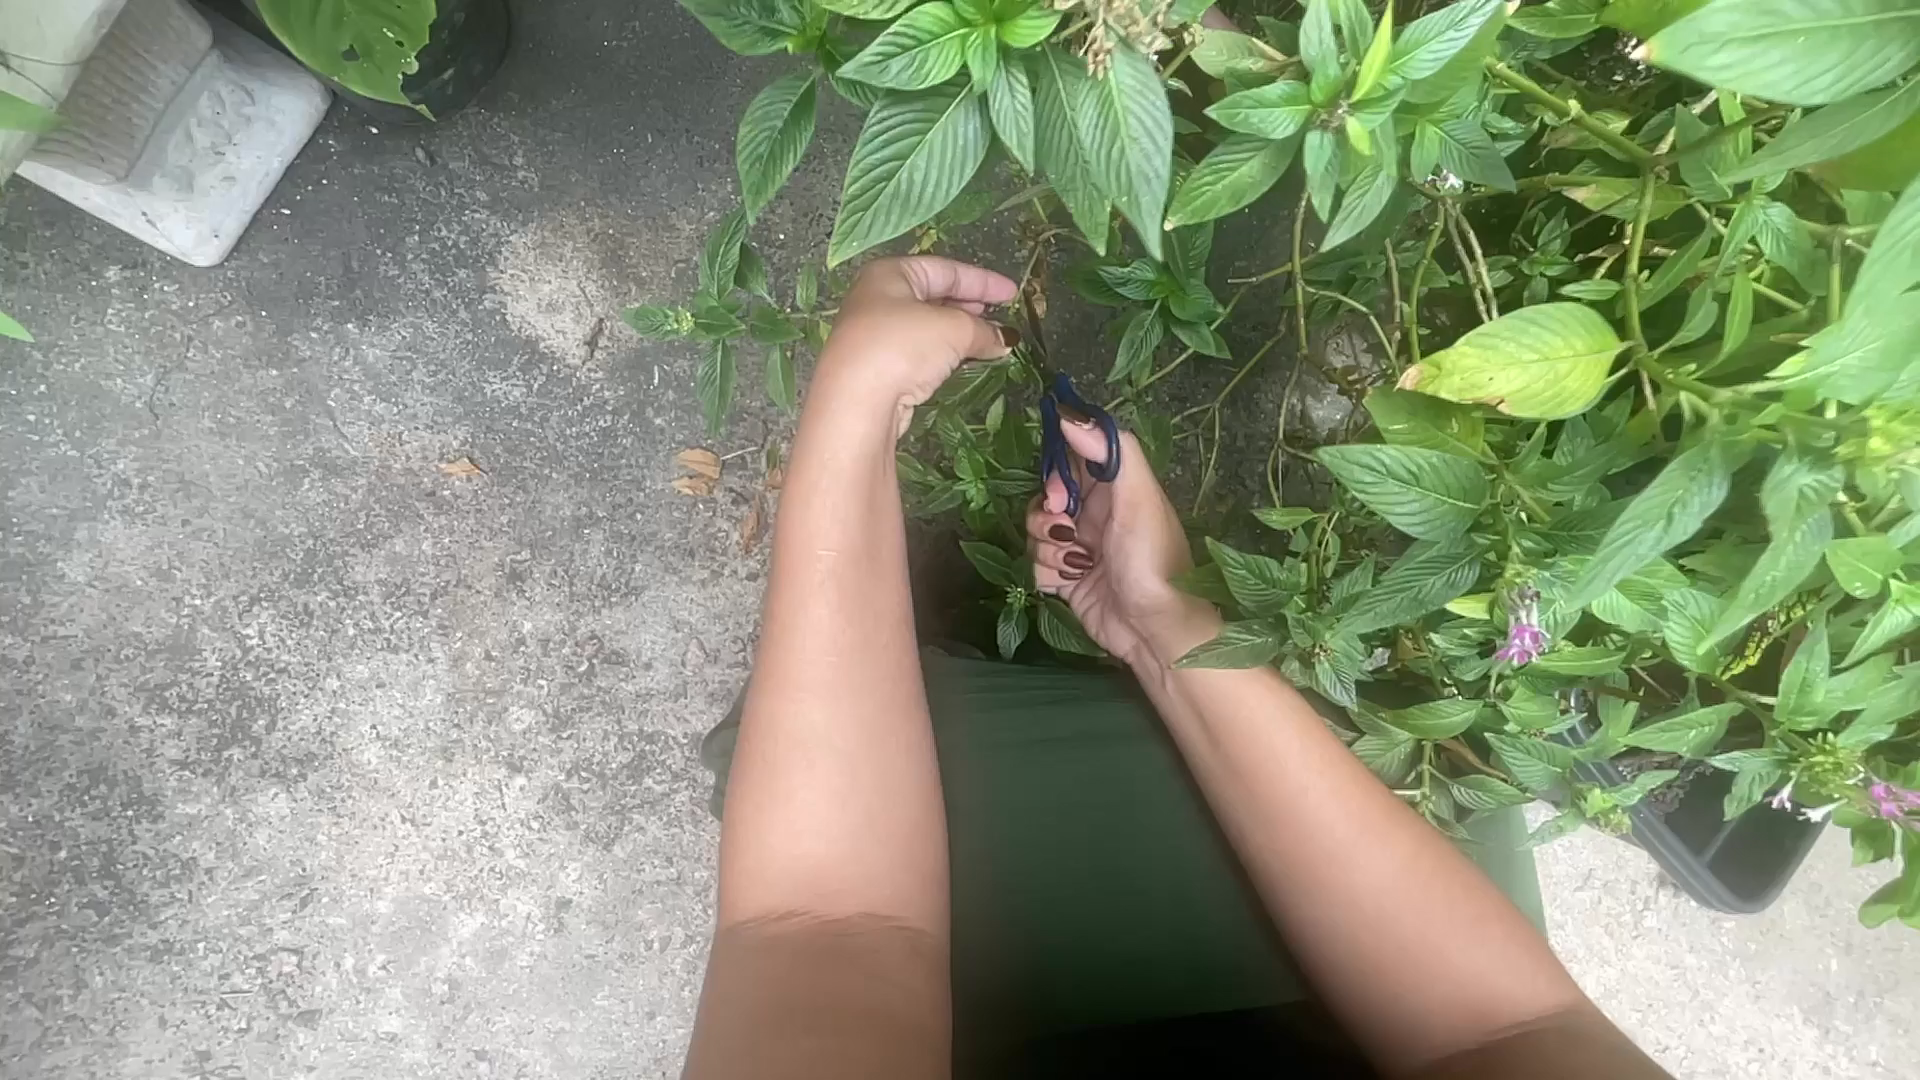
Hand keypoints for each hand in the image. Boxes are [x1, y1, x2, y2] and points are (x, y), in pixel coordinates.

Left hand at [811, 256, 1018, 434]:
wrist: (857, 403)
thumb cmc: (901, 348)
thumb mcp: (954, 329)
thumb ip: (983, 330)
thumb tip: (1003, 340)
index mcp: (889, 274)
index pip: (945, 269)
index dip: (982, 280)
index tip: (1012, 293)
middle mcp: (876, 300)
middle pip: (932, 296)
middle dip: (969, 306)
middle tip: (998, 315)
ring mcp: (873, 336)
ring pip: (925, 327)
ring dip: (958, 333)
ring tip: (986, 341)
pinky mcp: (876, 370)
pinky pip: (917, 353)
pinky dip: (942, 354)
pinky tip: (959, 362)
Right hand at [1025, 420, 1222, 669]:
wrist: (1155, 633)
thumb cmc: (1153, 561)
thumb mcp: (1140, 498)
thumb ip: (1110, 451)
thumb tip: (1069, 413)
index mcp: (1115, 490)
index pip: (1070, 461)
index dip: (1055, 473)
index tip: (1058, 493)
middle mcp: (1094, 516)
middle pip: (1045, 497)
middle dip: (1046, 514)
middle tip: (1064, 532)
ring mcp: (1078, 549)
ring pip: (1036, 532)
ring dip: (1046, 549)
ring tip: (1075, 565)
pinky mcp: (1065, 581)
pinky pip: (1034, 566)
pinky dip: (1045, 575)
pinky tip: (1067, 585)